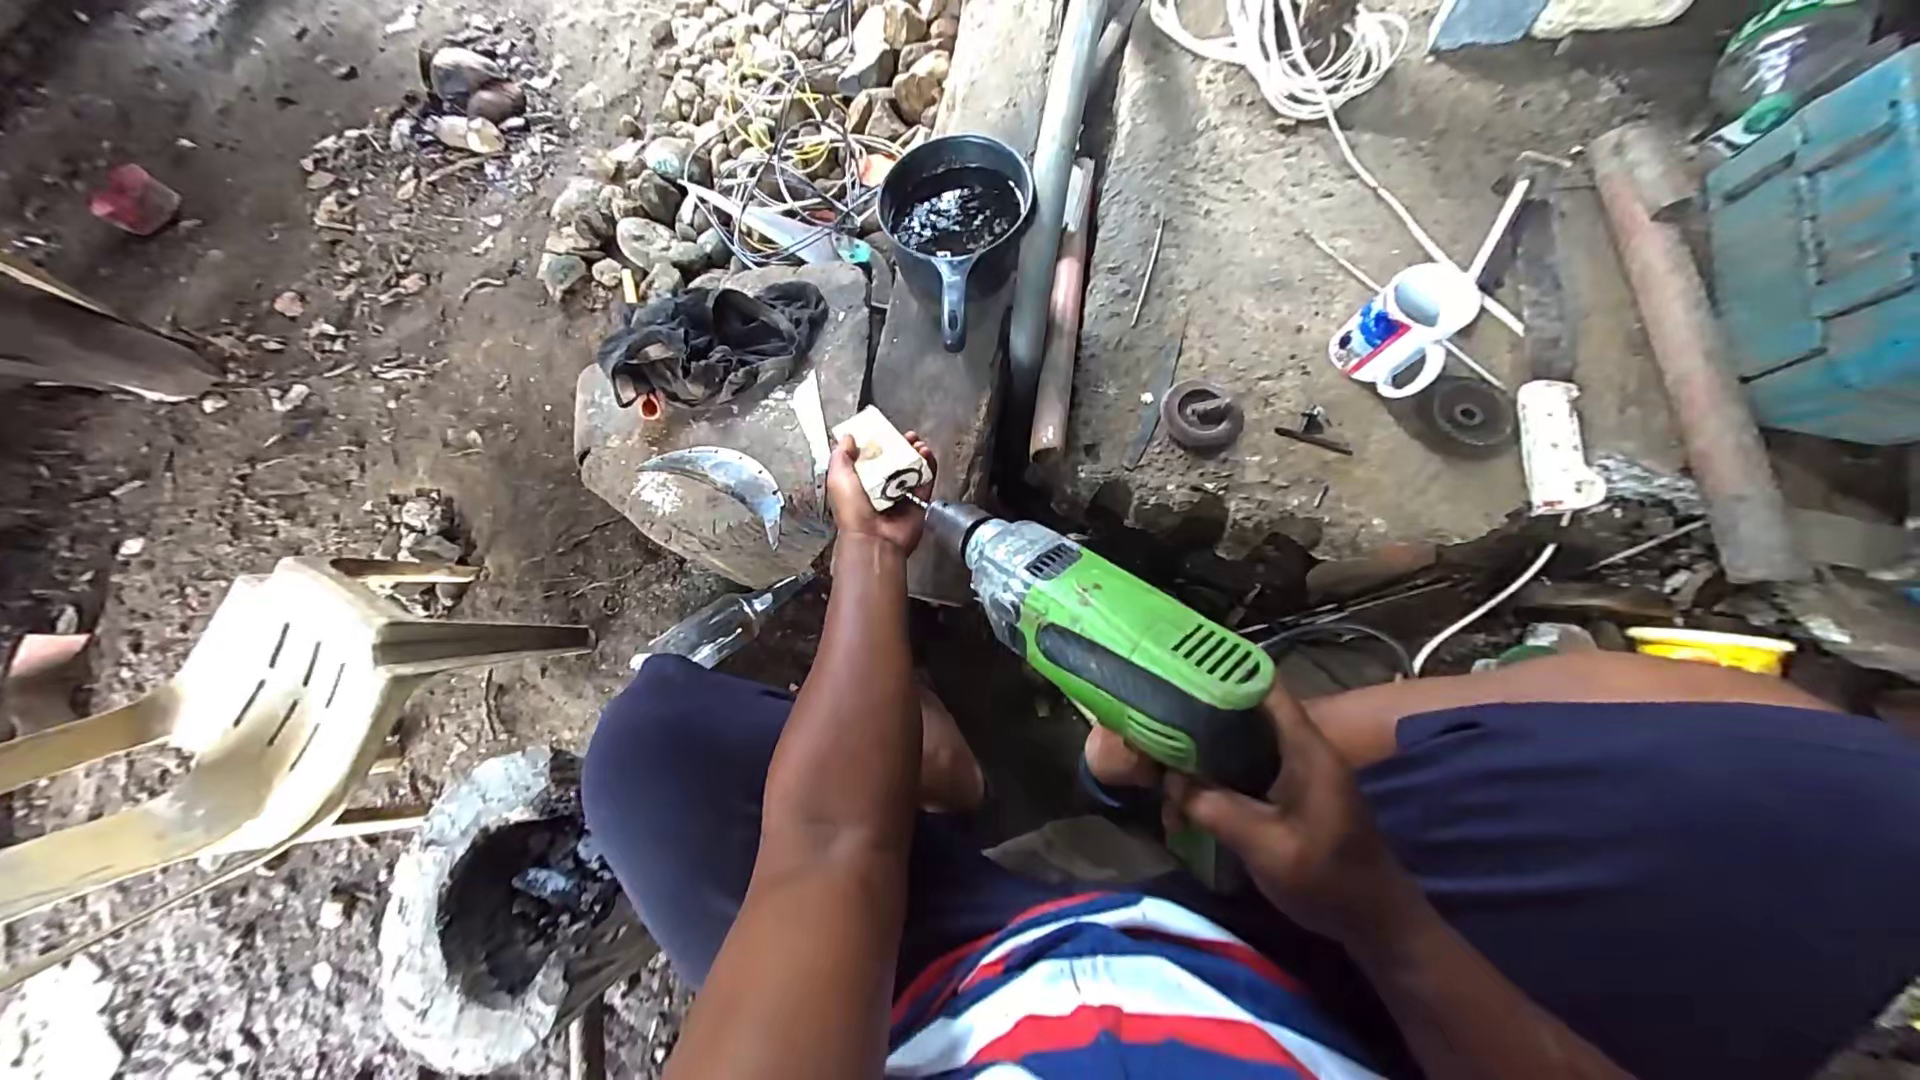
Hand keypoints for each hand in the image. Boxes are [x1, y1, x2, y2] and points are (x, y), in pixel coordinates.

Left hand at [827, 431, 934, 555]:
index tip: (886, 432)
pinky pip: (927, 480)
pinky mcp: (918, 501)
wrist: (873, 538)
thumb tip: (847, 437)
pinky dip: (929, 466)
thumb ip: (841, 456)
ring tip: (918, 443)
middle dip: (902, 446)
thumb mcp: (837, 478)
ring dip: (917, 453)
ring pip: (913, 469)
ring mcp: (902, 495)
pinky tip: (927, 453)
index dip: (881, 444)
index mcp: (862, 483)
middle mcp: (883, 488)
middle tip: (907, 436)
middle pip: (896, 462)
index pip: (873, 459)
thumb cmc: (852, 511)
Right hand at [1167, 690, 1428, 949]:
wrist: (1376, 925)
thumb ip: (1216, 809)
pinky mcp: (1280, 789)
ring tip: (1162, 771)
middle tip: (1154, 725)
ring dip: (1198, 752)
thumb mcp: (1268, 848)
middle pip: (1240, 710)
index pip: (1264, 686)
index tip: (1179, 670)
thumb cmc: (1331, 882)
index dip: (1224, 669)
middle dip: (1195, 715)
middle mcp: (1296, 747)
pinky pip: (1236, 767)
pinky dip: (1209, 777)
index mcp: (1304, 747)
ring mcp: (1288, 768)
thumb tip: (1168, 782)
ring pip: (1233, 740)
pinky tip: (1183, 800)